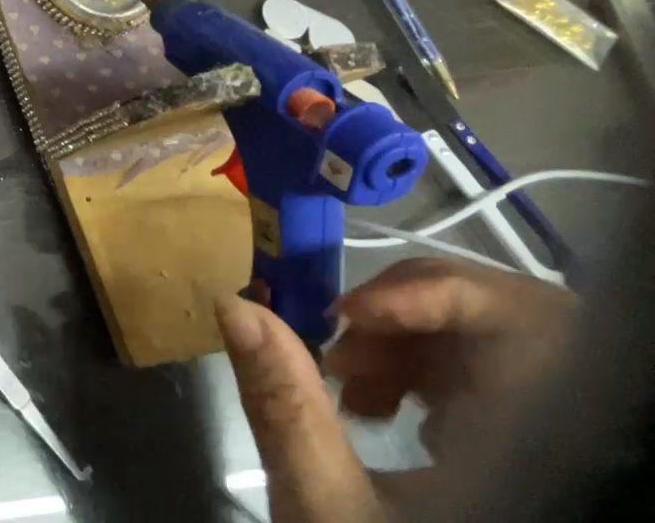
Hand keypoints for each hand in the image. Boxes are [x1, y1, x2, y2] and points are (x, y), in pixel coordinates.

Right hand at [218, 259, 574, 522]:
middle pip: (510, 319)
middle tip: (333, 346)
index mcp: (534, 448)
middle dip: (405, 314)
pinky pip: (490, 373)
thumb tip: (234, 303)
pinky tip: (373, 405)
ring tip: (342, 384)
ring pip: (495, 341)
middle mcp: (562, 433)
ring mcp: (552, 441)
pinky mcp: (529, 446)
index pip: (527, 320)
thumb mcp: (325, 507)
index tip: (342, 314)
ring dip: (404, 341)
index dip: (434, 293)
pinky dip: (421, 370)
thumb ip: (283, 404)